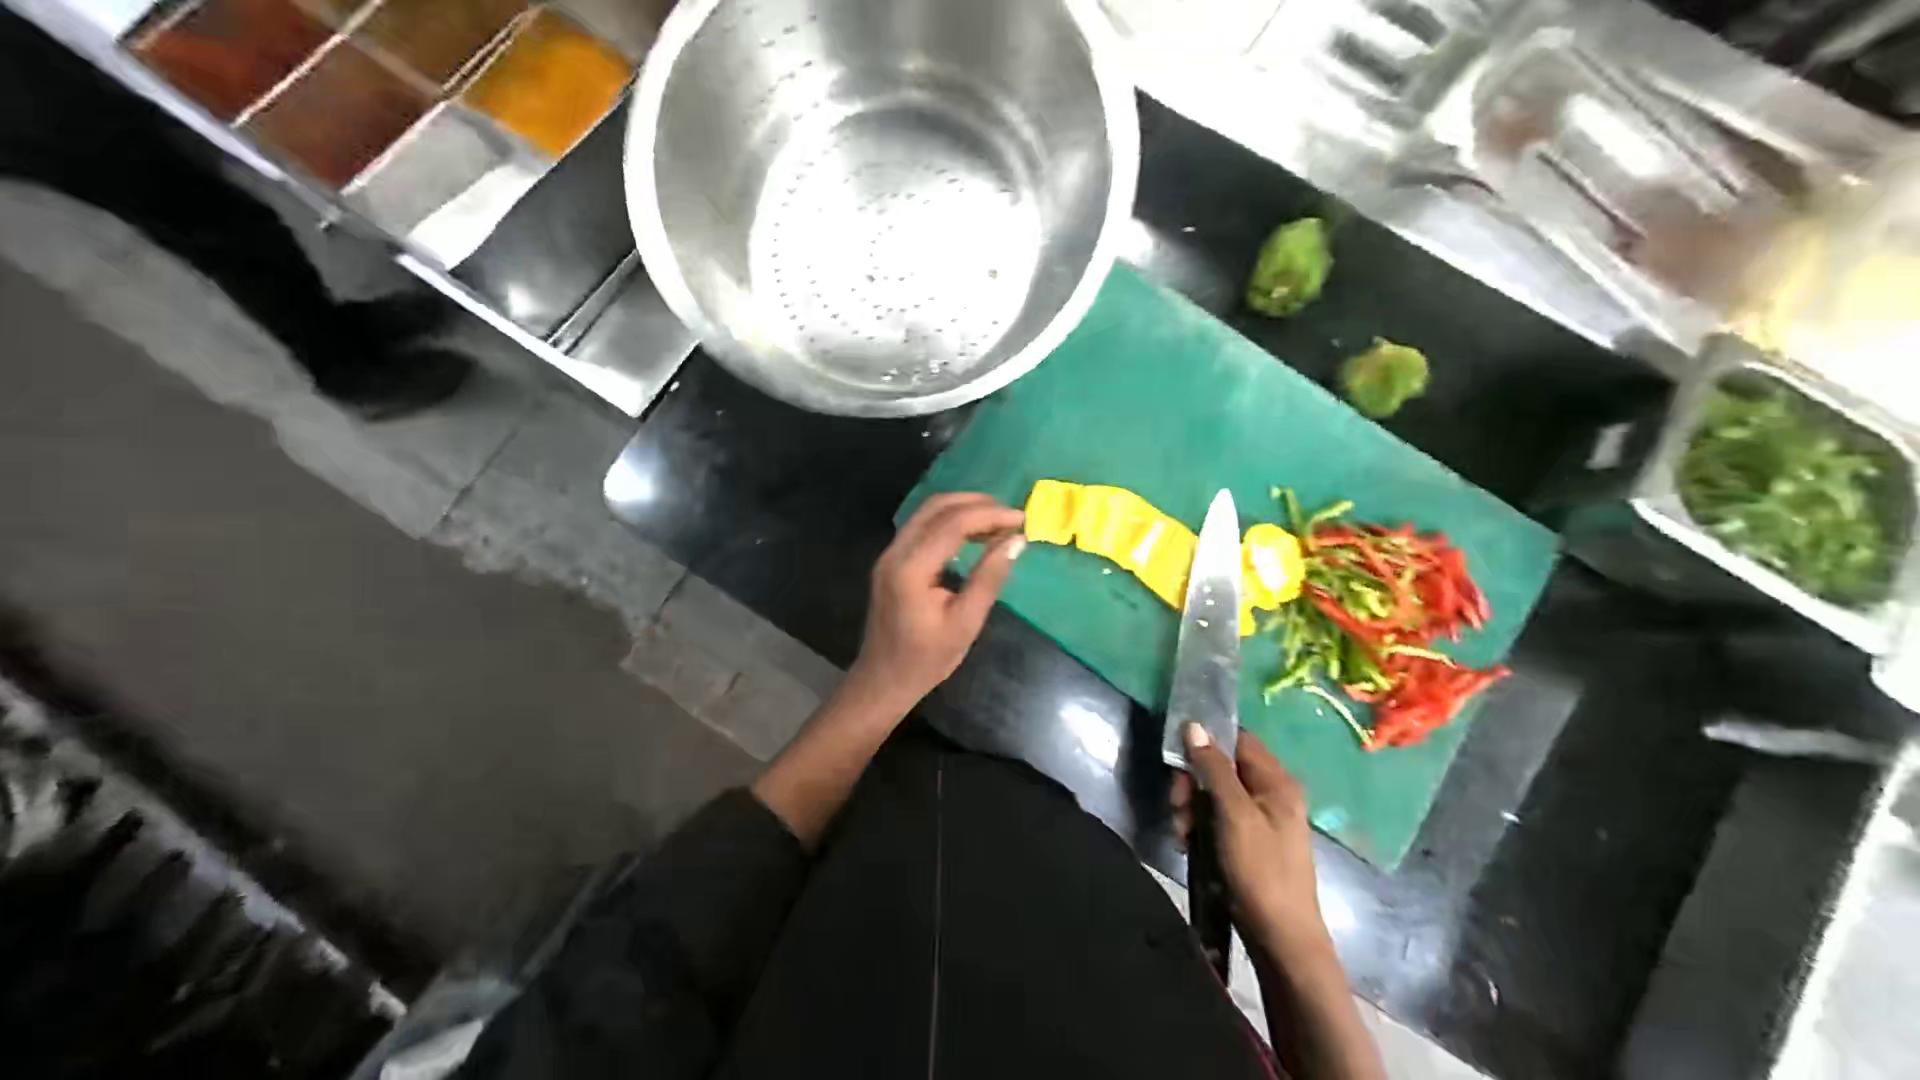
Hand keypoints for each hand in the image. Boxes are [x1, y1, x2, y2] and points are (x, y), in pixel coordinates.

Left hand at [849, 493, 1025, 708]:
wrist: (882, 680)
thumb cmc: (926, 660)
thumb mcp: (965, 623)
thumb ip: (989, 578)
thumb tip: (1016, 541)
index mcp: (910, 568)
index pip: (953, 524)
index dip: (991, 515)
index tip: (1022, 519)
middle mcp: (895, 552)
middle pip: (937, 507)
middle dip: (977, 504)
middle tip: (1012, 515)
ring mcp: (889, 554)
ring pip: (927, 513)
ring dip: (963, 510)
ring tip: (999, 522)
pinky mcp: (891, 561)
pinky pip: (922, 527)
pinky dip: (950, 523)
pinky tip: (974, 535)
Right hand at [1172, 725, 1329, 960]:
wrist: (1281, 939)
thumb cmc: (1260, 871)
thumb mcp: (1233, 814)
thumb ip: (1214, 768)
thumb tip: (1193, 724)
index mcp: (1276, 780)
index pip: (1236, 738)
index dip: (1205, 742)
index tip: (1177, 758)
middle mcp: (1270, 793)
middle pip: (1220, 767)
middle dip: (1192, 783)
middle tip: (1178, 807)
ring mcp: (1260, 818)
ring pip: (1213, 793)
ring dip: (1191, 808)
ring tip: (1183, 833)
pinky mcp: (1248, 840)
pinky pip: (1216, 818)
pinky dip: (1199, 826)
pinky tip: (1189, 845)